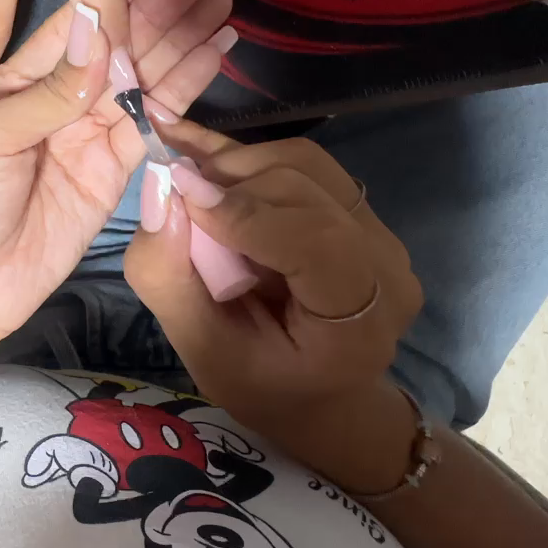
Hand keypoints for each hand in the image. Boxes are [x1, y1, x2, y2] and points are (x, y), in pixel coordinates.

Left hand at [0, 0, 240, 338]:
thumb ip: (51, 90)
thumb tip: (100, 29)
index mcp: (24, 75)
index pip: (82, 18)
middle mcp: (66, 92)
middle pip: (125, 38)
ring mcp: (95, 128)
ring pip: (150, 71)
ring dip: (188, 31)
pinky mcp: (120, 165)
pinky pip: (158, 118)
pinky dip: (189, 83)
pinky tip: (218, 47)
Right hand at [123, 124, 425, 436]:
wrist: (321, 394)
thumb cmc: (261, 384)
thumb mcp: (201, 351)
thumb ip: (169, 277)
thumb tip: (161, 189)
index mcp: (356, 329)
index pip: (316, 243)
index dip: (245, 211)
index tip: (180, 190)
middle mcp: (386, 272)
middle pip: (304, 191)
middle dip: (228, 184)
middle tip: (175, 194)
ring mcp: (383, 236)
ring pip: (303, 163)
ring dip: (237, 166)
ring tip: (193, 185)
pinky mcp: (363, 212)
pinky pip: (304, 163)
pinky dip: (249, 158)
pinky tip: (202, 153)